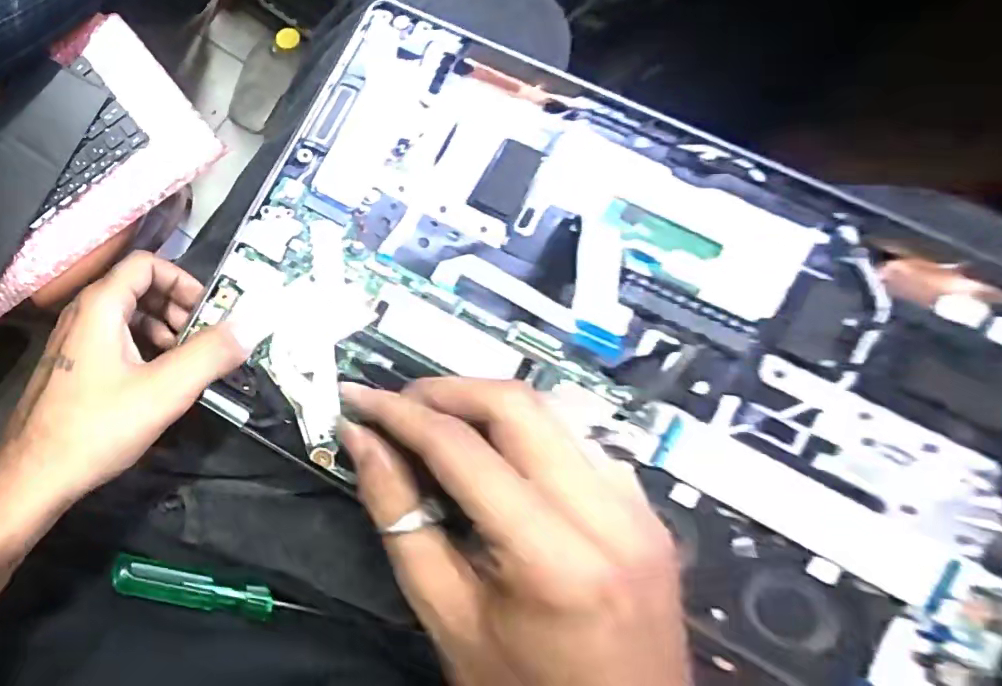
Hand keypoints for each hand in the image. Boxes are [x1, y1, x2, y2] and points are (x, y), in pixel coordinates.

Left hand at [0, 253, 252, 522]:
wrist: (32, 474)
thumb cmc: (97, 426)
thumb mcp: (163, 391)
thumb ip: (208, 355)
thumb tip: (249, 324)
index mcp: (101, 303)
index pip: (147, 264)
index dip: (183, 281)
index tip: (208, 312)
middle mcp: (83, 310)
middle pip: (137, 286)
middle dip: (176, 306)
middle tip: (201, 339)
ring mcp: (73, 335)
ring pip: (126, 313)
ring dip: (161, 328)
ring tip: (183, 361)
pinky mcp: (71, 360)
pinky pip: (112, 336)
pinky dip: (141, 345)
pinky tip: (155, 379)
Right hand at [340, 379, 688, 685]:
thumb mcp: (443, 610)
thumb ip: (395, 512)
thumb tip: (358, 435)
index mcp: (555, 560)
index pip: (460, 447)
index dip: (397, 412)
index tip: (355, 397)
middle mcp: (609, 520)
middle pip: (514, 404)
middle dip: (443, 392)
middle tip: (397, 408)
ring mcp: (638, 511)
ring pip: (548, 408)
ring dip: (482, 403)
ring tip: (436, 425)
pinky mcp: (646, 511)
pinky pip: (575, 436)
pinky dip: (523, 428)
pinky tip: (494, 453)